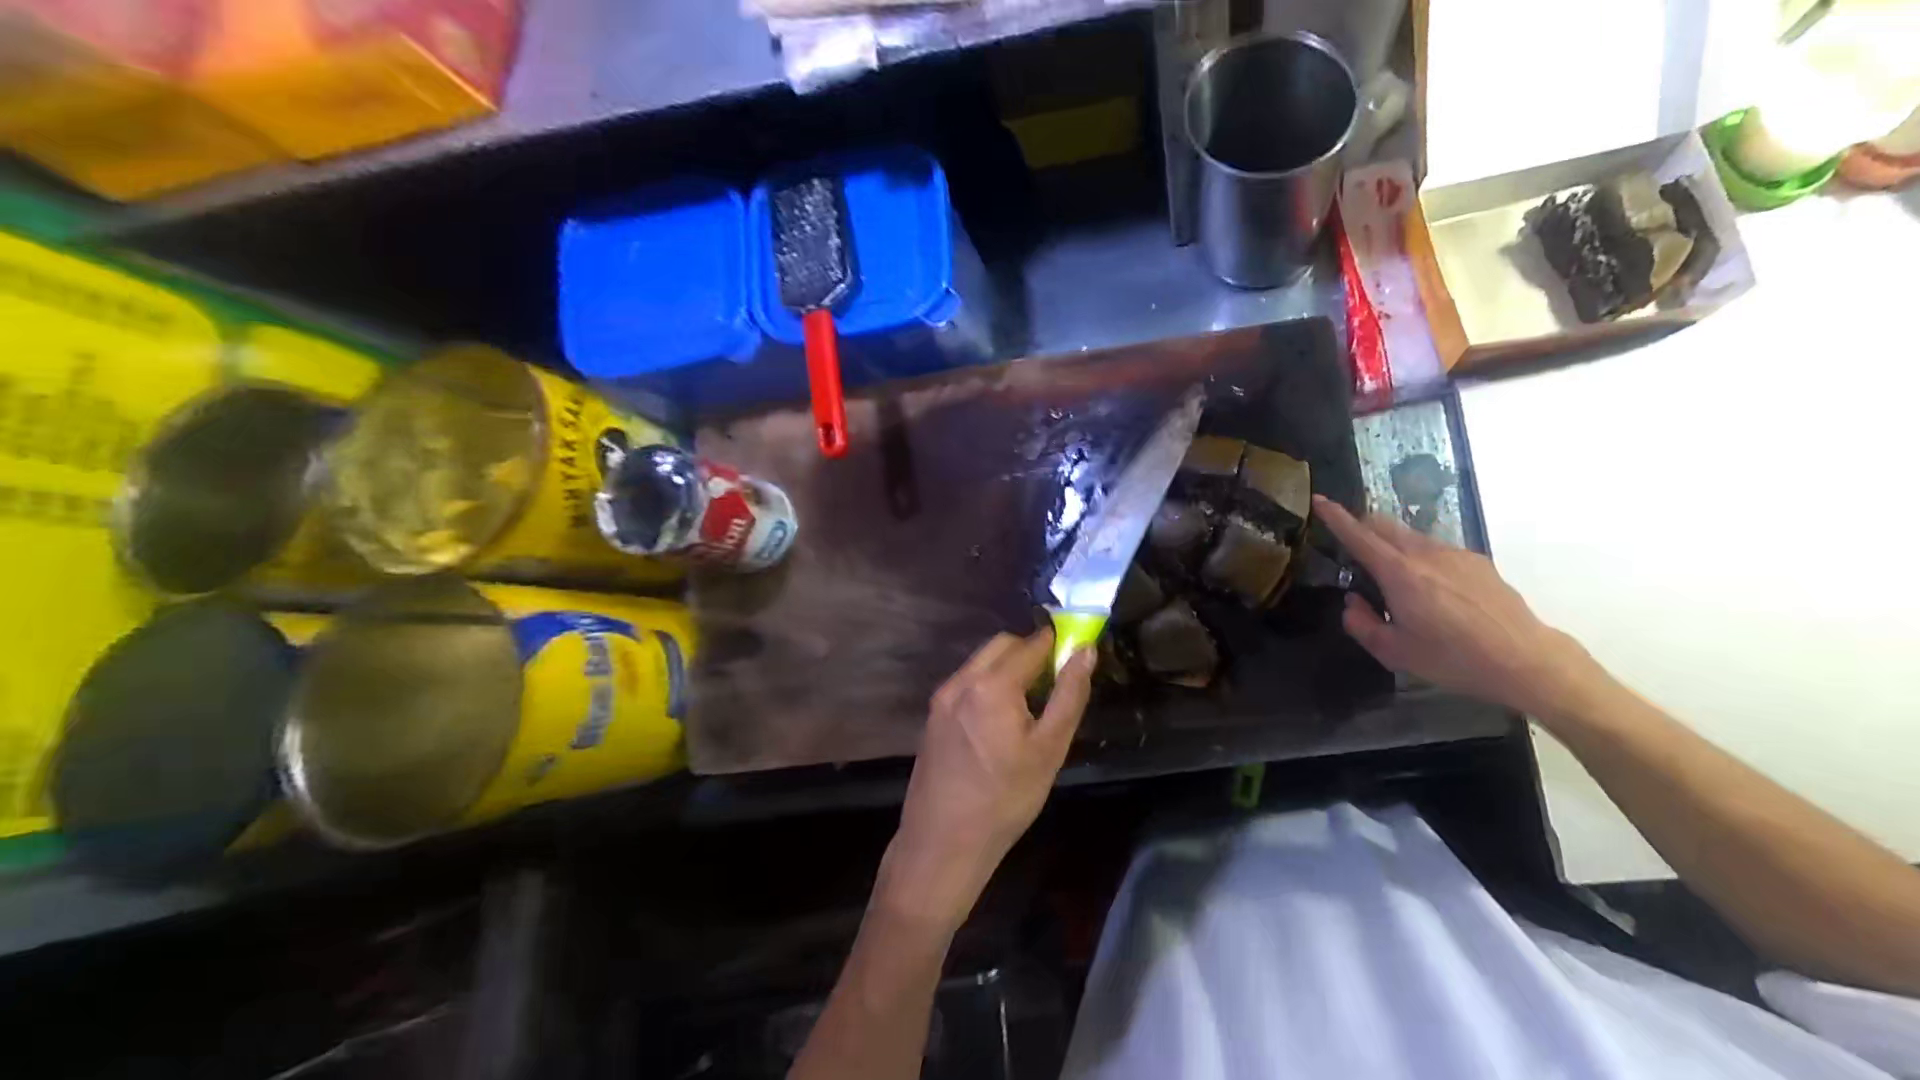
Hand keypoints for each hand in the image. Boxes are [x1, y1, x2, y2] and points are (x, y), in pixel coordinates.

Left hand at [879, 629, 1094, 928]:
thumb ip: (1069, 694)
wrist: (943, 842)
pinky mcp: (933, 716)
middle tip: (1054, 681)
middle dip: (1030, 652)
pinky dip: (988, 684)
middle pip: (1001, 646)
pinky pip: (966, 683)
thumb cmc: (1005, 799)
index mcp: (991, 685)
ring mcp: (942, 697)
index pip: (1030, 644)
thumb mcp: (1049, 749)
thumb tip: (1086, 651)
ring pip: (981, 662)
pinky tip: (1001, 719)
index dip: (1056, 644)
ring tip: (1031, 704)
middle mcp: (961, 681)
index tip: (1076, 652)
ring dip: (1008, 668)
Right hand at [1313, 495, 1604, 721]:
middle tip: (1350, 544)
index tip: (1319, 500)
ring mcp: (1455, 555)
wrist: (1525, 660)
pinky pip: (1436, 549)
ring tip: (1392, 576)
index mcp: (1399, 574)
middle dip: (1362, 525)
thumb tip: (1353, 603)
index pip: (1359, 535)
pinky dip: (1419, 557)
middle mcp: (1426, 554)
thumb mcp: (1394, 652)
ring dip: (1391, 544)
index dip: (1335, 516)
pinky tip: (1429, 589)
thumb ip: (1361, 624)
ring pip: (1411, 536)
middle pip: (1385, 525)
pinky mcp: (1477, 563)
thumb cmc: (1453, 658)